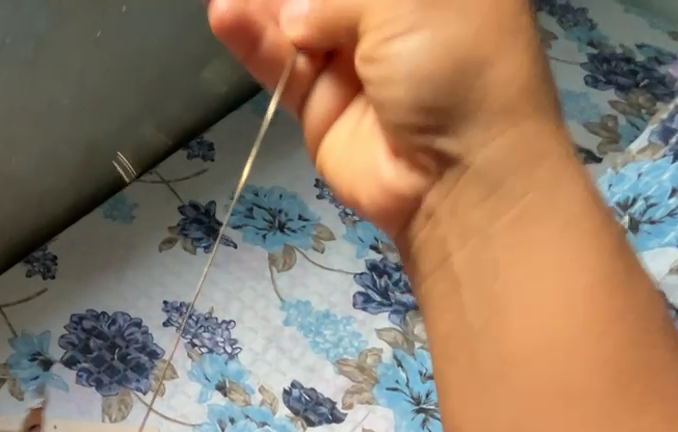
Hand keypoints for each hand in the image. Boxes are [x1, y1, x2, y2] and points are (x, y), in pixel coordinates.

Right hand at [208, 0, 567, 239]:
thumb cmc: (453, 61)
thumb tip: (293, 11)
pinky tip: (224, 15)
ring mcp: (350, 62)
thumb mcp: (407, 1)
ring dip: (259, 6)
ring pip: (296, 24)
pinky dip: (252, 42)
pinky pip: (281, 68)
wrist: (451, 167)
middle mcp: (390, 15)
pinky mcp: (318, 107)